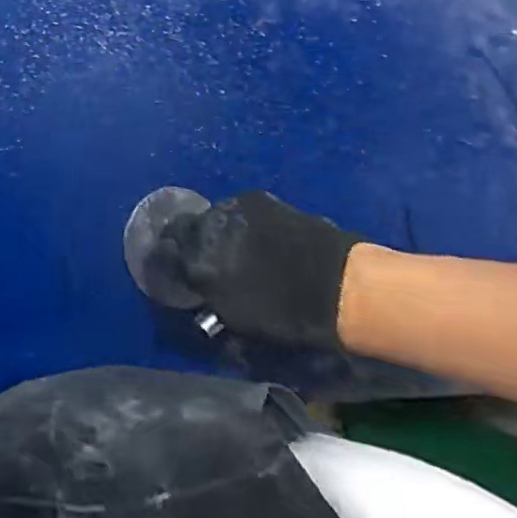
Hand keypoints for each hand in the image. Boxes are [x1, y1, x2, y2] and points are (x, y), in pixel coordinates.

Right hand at [165, 191, 363, 348]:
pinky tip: (270, 240)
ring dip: (227, 231)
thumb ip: (209, 295)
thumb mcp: (237, 318)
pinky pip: (244, 212)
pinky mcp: (259, 199)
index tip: (189, 269)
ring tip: (250, 249)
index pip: (168, 251)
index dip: (177, 259)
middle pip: (191, 229)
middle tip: (220, 259)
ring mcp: (230, 209)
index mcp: (193, 259)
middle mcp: (202, 227)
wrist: (348, 290)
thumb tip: (199, 288)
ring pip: (217, 219)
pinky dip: (251, 224)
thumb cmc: (290, 315)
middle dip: (201, 241)